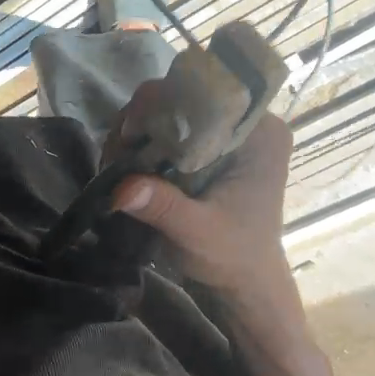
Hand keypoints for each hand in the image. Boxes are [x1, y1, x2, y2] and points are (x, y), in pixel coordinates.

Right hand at [108, 93, 297, 311]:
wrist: (244, 282)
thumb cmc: (233, 257)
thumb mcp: (199, 233)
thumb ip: (165, 207)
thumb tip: (122, 187)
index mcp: (259, 134)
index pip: (204, 92)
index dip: (160, 105)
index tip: (128, 135)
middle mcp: (244, 125)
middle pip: (180, 98)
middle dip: (141, 121)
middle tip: (115, 153)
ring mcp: (224, 136)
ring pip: (167, 113)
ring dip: (135, 134)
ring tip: (115, 163)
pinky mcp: (206, 148)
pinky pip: (165, 131)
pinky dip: (141, 144)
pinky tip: (124, 167)